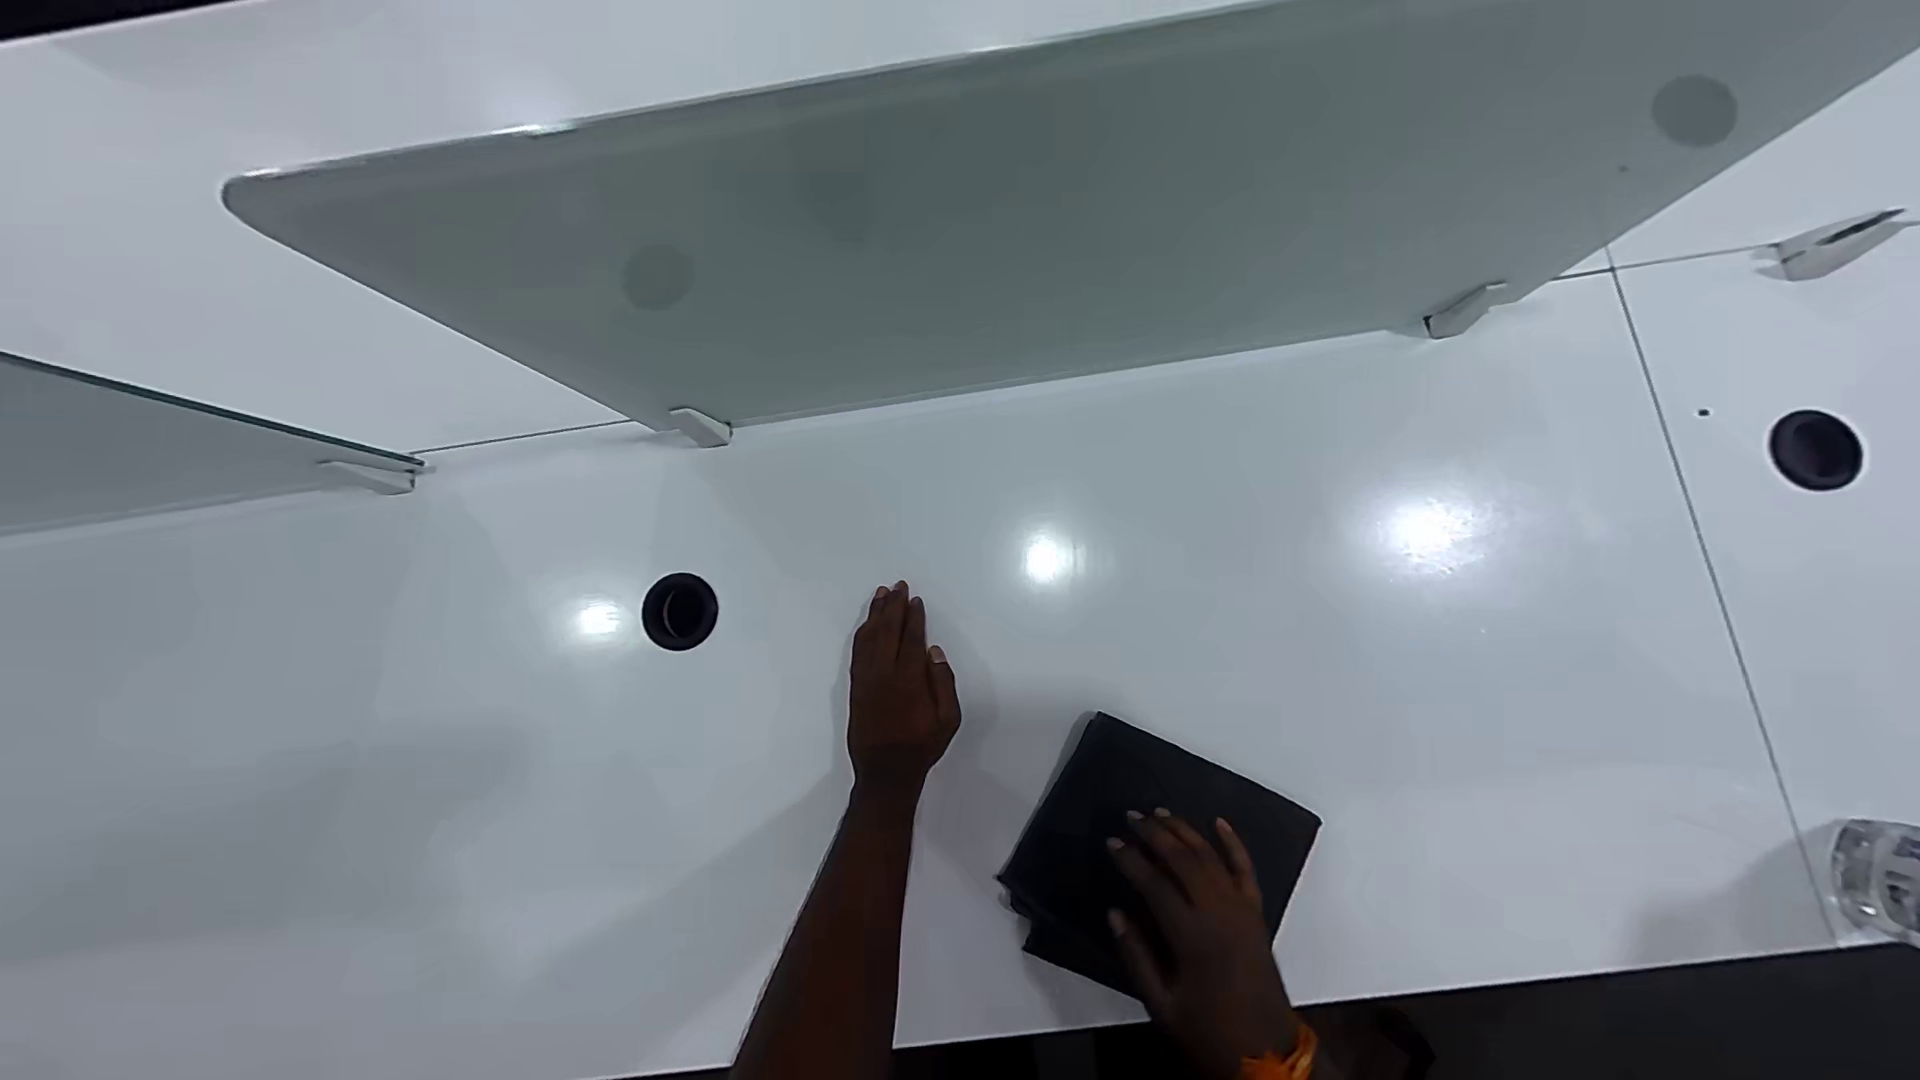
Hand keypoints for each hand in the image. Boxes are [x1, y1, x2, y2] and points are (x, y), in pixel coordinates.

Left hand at [848, 582, 961, 798]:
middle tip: (898, 587)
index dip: (913, 617)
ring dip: (875, 614)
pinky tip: (867, 624)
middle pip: (888, 631)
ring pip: (869, 637)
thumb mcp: (948, 719)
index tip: (915, 600)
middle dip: (894, 606)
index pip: (910, 638)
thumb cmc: (921, 746)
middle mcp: (884, 674)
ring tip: (881, 595)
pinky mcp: (856, 687)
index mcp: (909, 680)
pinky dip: (862, 633)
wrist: (885, 771)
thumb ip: (943, 682)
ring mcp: (866, 679)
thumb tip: (933, 652)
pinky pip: (857, 652)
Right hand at [1108, 811, 1301, 1079]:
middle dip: (1154, 833)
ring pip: (1210, 856)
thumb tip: (1114, 914)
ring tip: (1160, 812)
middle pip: (1182, 859)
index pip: (1154, 883)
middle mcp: (1218, 914)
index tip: (1112, 843)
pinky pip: (1246, 869)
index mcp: (1192, 937)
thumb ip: (1135, 956)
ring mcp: (1241, 909)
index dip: (1130, 859)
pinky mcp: (1257, 913)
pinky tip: (1218, 822)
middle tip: (1132, 816)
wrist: (1267, 1054)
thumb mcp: (1161, 1005)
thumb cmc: (1209, 1031)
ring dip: (1184, 830)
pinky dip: (1233, 843)